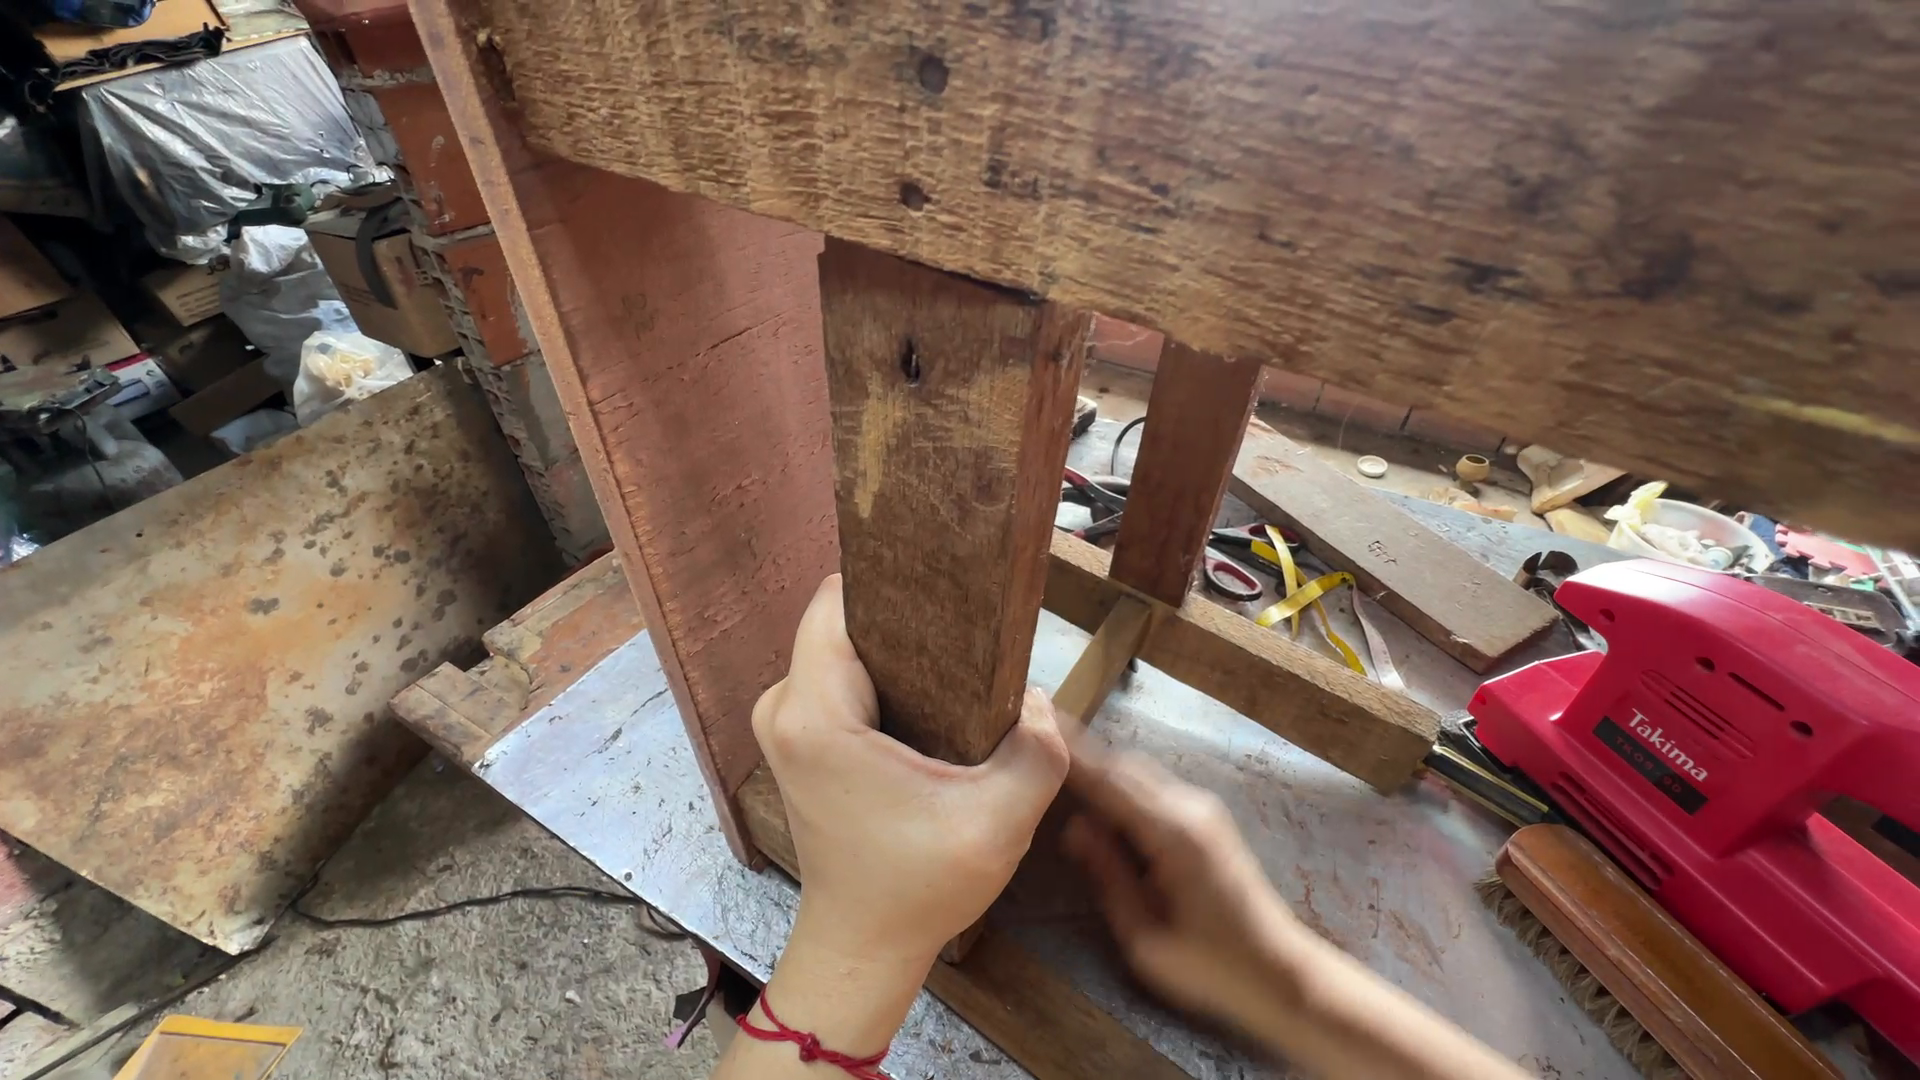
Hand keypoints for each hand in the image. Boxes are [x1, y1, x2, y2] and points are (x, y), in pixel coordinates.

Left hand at [751, 574, 1070, 968]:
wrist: (862, 945)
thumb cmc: (919, 887)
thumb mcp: (999, 822)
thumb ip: (1036, 751)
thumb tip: (1036, 698)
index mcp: (816, 714)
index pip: (839, 601)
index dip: (894, 583)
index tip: (950, 588)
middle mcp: (785, 705)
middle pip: (845, 620)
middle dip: (908, 617)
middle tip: (969, 634)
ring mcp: (786, 720)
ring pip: (844, 644)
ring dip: (899, 648)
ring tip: (955, 664)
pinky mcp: (800, 736)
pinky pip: (839, 673)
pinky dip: (883, 673)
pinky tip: (929, 693)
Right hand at [1063, 747, 1315, 1031]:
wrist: (1282, 973)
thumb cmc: (1210, 966)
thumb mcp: (1144, 936)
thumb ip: (1108, 876)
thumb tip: (1074, 826)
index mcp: (1171, 832)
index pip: (1108, 779)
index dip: (1070, 751)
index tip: (1037, 723)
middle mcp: (1188, 806)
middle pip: (1123, 764)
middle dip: (1080, 751)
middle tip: (1035, 742)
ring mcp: (1201, 807)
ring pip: (1138, 770)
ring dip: (1100, 764)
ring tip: (1058, 760)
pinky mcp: (1205, 816)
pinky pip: (1152, 785)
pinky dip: (1119, 780)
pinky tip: (1096, 792)